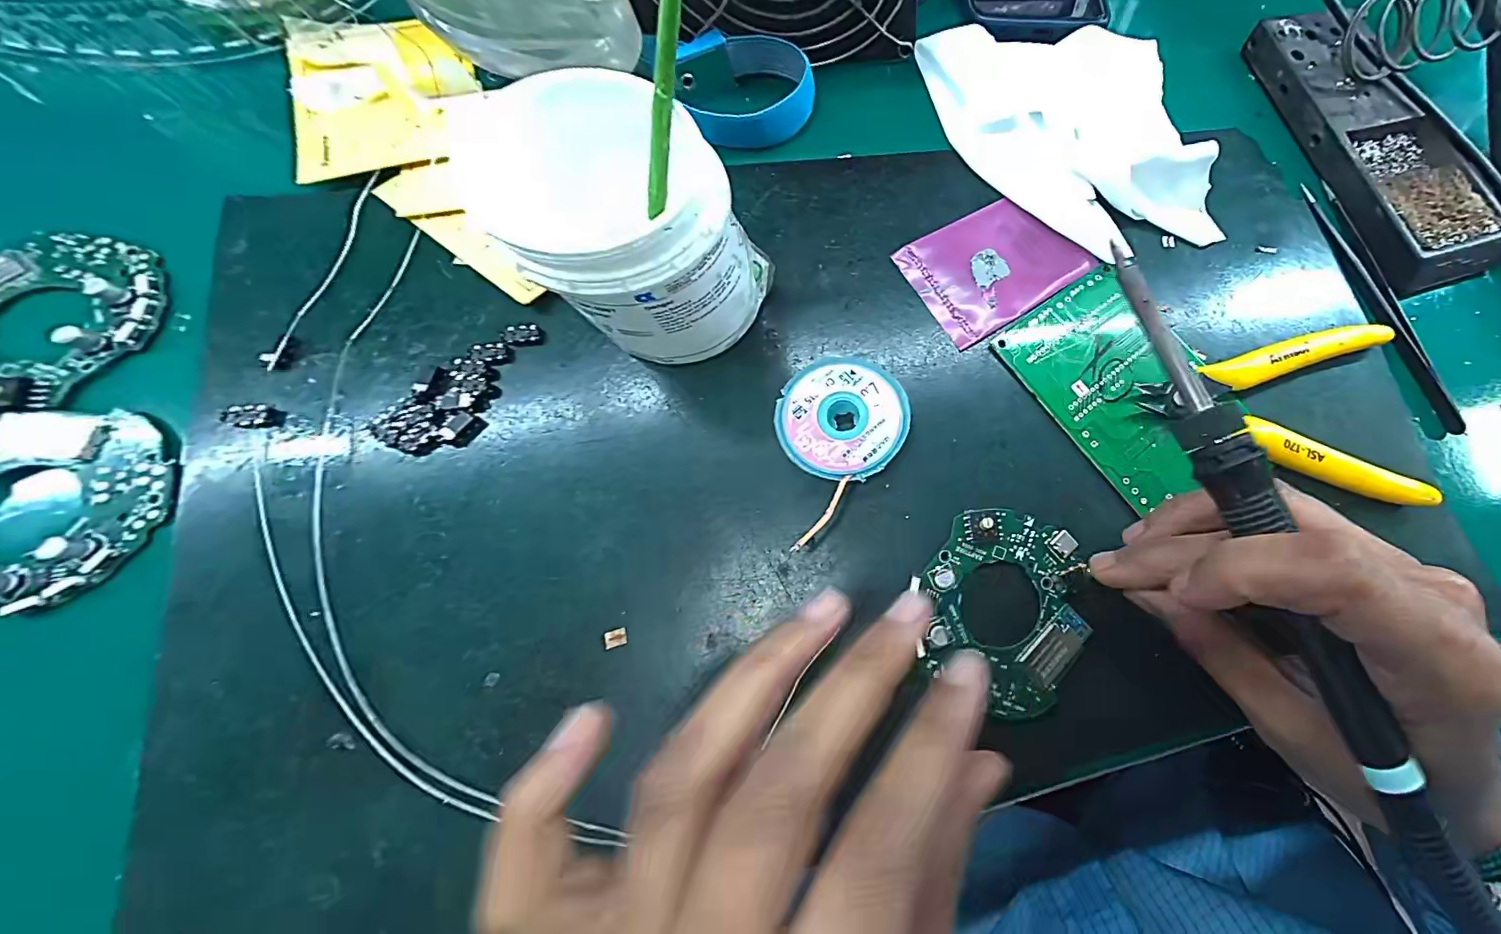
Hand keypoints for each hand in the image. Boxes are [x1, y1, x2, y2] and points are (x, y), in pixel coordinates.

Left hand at [476, 588, 1009, 933]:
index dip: (930, 750)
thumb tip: (977, 761)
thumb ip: (930, 887)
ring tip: (813, 613)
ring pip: (675, 782)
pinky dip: (548, 781)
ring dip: (749, 680)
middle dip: (852, 688)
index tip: (966, 668)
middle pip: (777, 796)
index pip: (878, 851)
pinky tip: (593, 713)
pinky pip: (524, 855)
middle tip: (901, 614)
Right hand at [1090, 484, 1500, 854]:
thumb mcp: (1296, 736)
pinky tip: (1170, 543)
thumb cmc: (1391, 785)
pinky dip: (1214, 527)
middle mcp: (1425, 585)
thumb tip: (1151, 595)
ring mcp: (1399, 559)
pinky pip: (1279, 518)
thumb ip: (1225, 657)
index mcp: (1436, 651)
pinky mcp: (1366, 550)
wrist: (1459, 782)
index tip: (1174, 594)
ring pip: (1277, 505)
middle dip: (1187, 542)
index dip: (1242, 566)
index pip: (1336, 571)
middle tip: (1116, 564)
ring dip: (1192, 523)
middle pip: (1291, 525)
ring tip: (1135, 548)